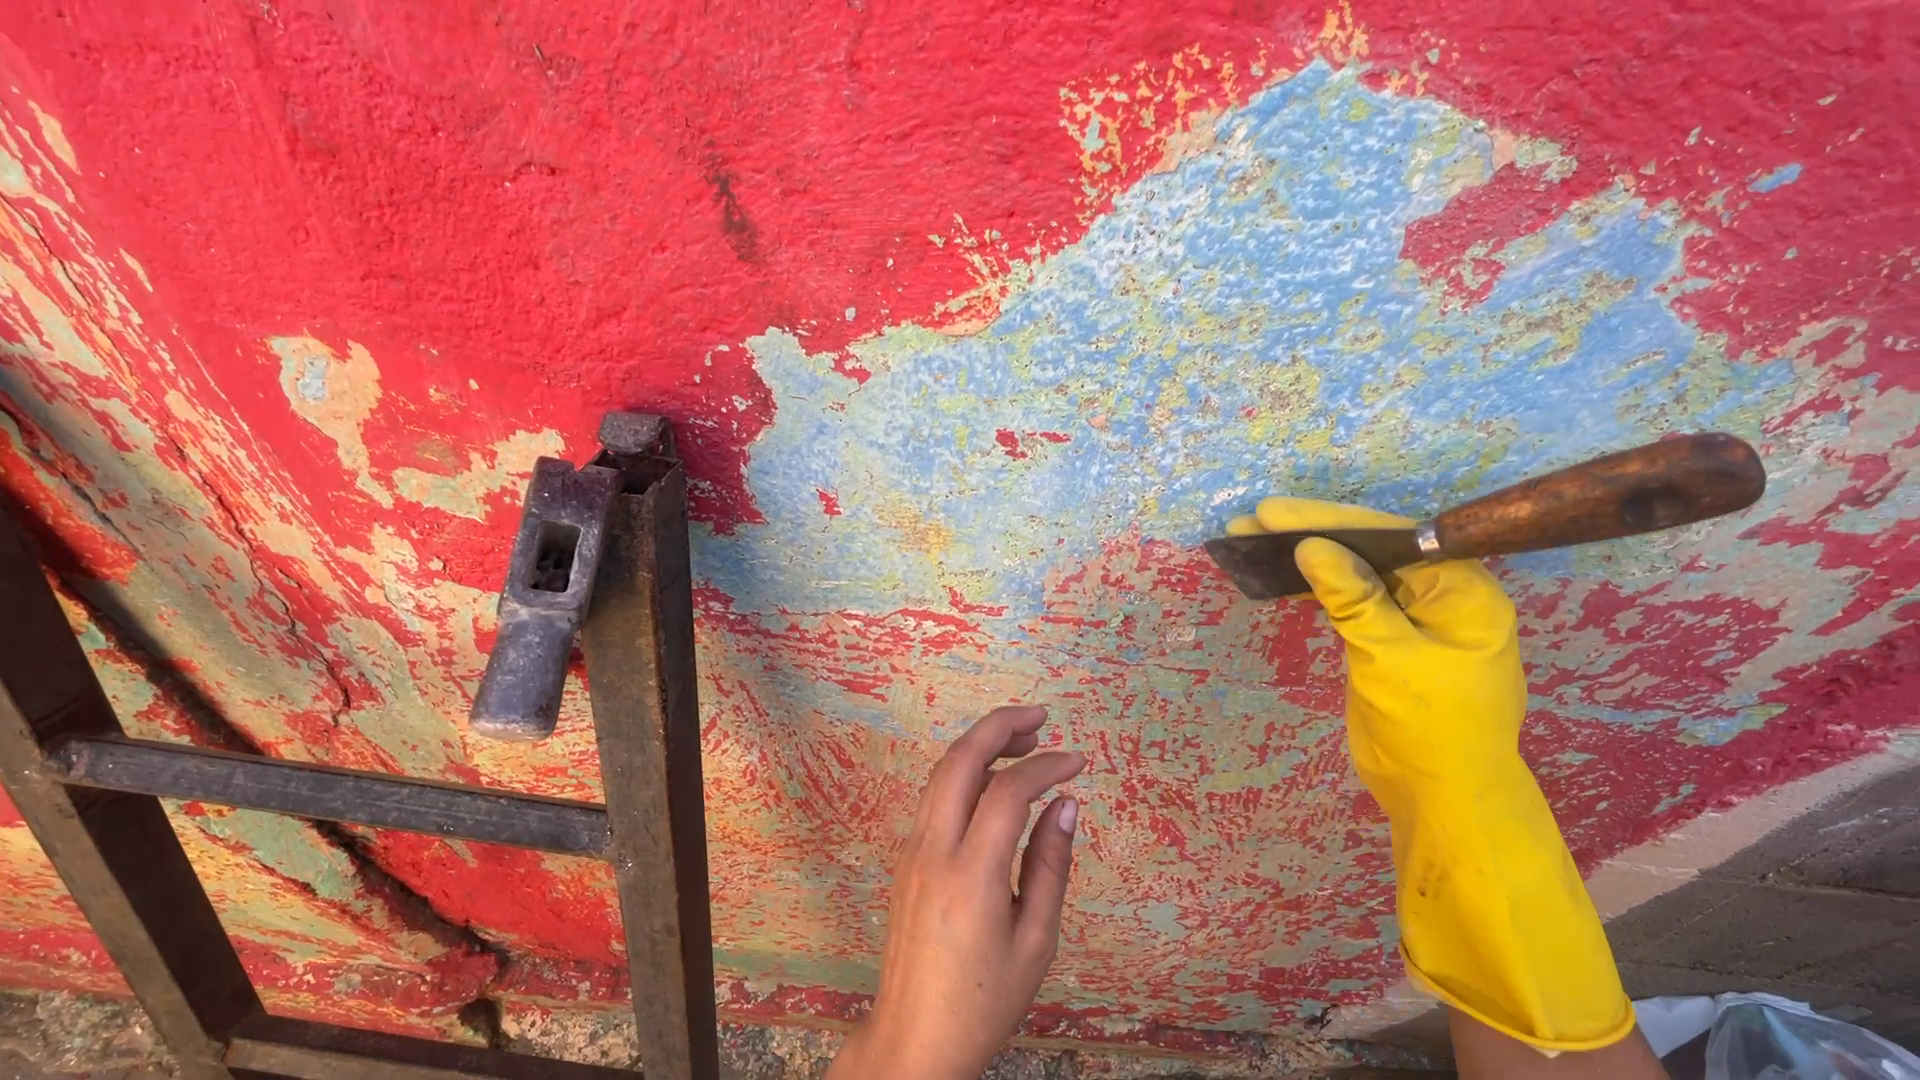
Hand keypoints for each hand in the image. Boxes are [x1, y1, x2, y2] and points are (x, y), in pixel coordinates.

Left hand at [826, 705, 1085, 1079]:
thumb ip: (1051, 866)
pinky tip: (992, 782)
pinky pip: (933, 797)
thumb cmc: (983, 1001)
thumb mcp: (1035, 942)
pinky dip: (964, 773)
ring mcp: (911, 851)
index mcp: (970, 874)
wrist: (913, 1040)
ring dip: (979, 746)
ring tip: (1023, 741)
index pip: (1008, 791)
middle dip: (999, 726)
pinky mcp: (905, 860)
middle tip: (1040, 716)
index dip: (1046, 765)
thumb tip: (1067, 805)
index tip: (1078, 762)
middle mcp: (932, 850)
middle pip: (959, 760)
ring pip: (940, 773)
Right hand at [1227, 498, 1633, 1051]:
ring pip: (1355, 575)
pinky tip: (1280, 579)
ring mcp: (1412, 619)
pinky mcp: (1387, 642)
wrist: (1440, 799)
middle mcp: (1440, 595)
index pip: (1391, 538)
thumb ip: (1354, 599)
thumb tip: (1312, 546)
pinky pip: (1350, 603)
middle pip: (1370, 551)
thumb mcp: (1390, 658)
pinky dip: (1315, 592)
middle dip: (1311, 536)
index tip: (1274, 513)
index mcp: (1461, 590)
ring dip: (1306, 562)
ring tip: (1252, 543)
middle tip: (1252, 522)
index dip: (1330, 521)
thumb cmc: (1431, 729)